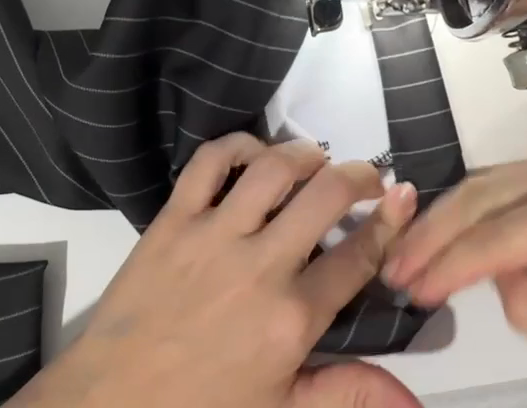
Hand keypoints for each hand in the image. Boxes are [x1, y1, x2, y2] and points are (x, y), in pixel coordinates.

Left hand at [14, 134, 421, 407]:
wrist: (111, 402)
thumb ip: (348, 393)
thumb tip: (415, 404)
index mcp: (291, 317)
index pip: (357, 257)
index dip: (389, 221)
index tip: (404, 196)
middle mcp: (260, 266)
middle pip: (325, 196)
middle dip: (358, 176)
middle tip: (368, 175)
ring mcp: (214, 235)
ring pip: (273, 169)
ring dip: (305, 154)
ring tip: (317, 159)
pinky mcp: (174, 218)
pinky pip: (210, 162)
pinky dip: (239, 144)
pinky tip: (255, 152)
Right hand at [382, 146, 526, 382]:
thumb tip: (490, 273)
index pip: (502, 233)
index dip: (450, 263)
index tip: (411, 290)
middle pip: (485, 192)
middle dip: (434, 233)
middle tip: (395, 270)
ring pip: (489, 180)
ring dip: (446, 218)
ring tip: (410, 255)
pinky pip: (508, 183)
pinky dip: (473, 210)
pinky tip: (448, 234)